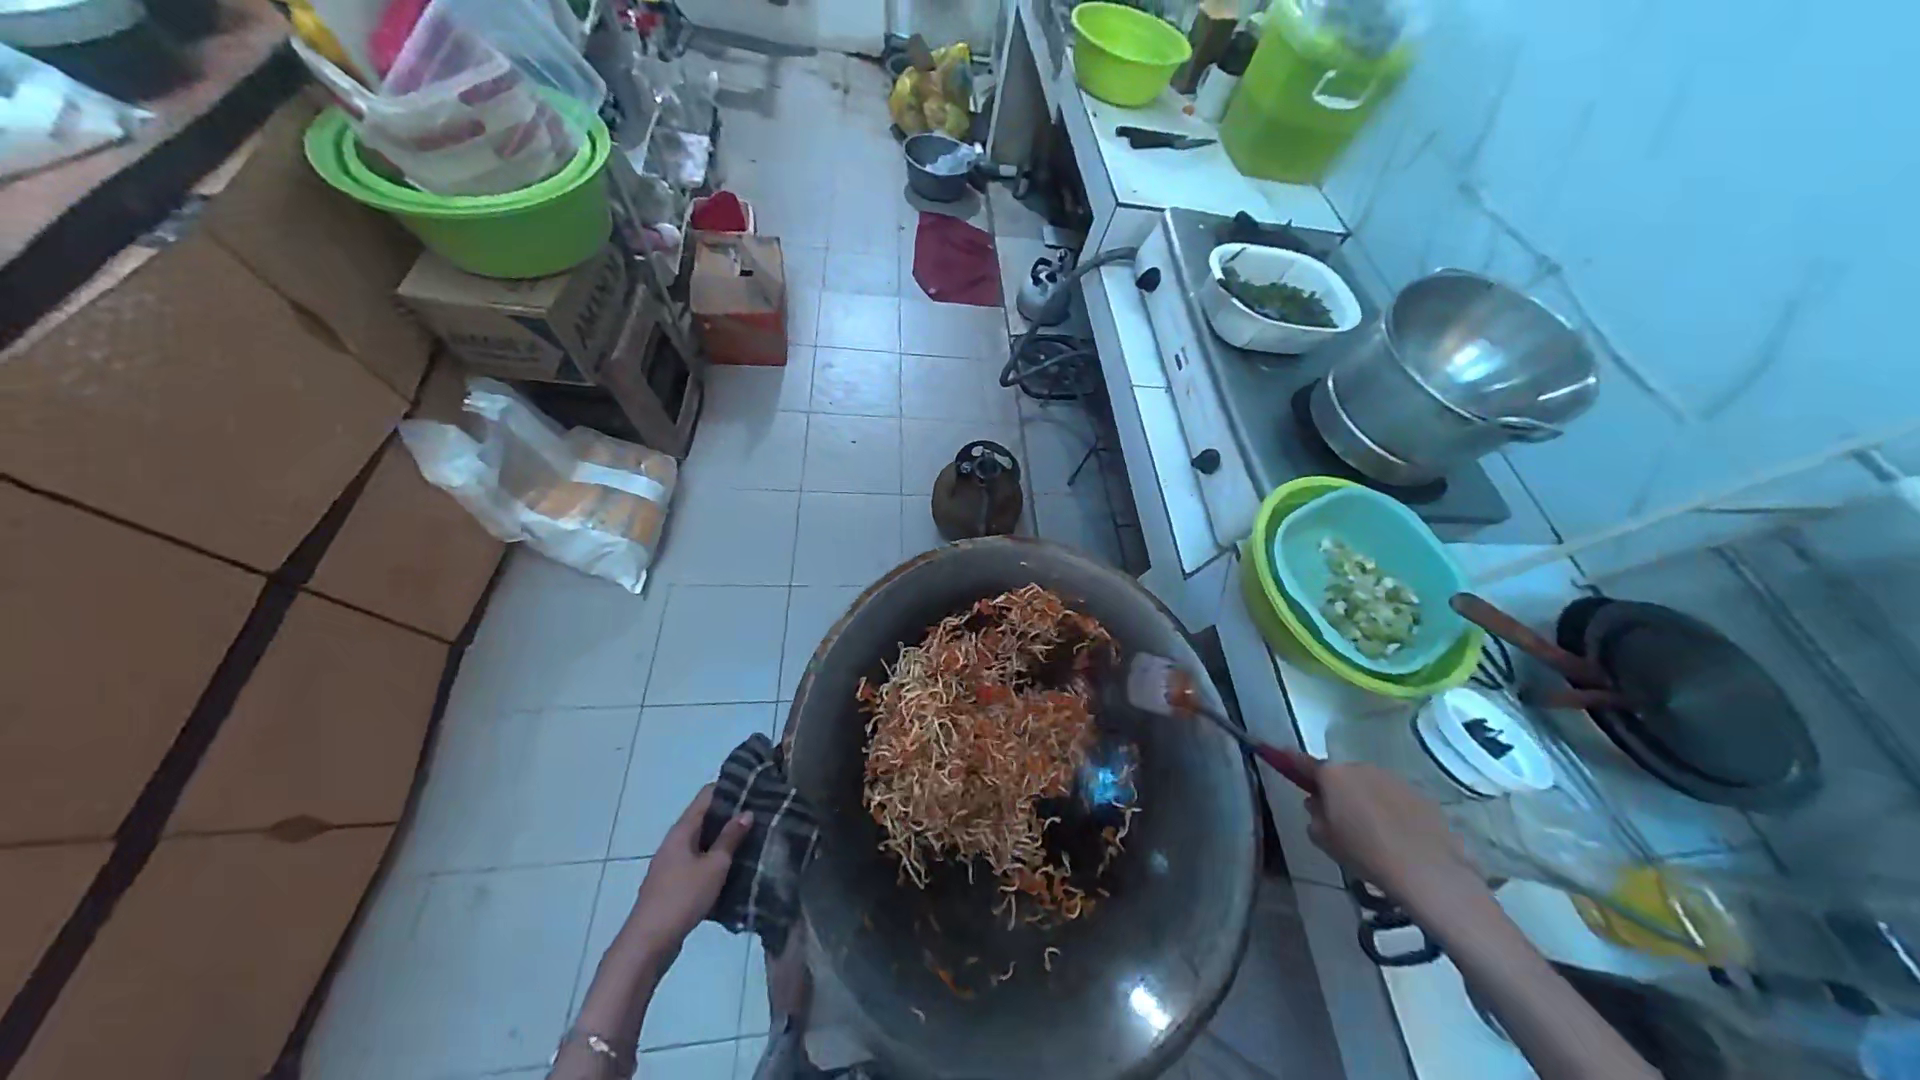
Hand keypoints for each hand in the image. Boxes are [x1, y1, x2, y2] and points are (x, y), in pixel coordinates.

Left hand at [623, 785, 752, 955]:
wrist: (647, 943)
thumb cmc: (682, 897)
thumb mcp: (714, 866)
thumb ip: (730, 838)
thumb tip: (746, 812)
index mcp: (682, 830)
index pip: (707, 795)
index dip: (730, 788)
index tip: (755, 787)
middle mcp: (675, 841)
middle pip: (705, 817)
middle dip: (731, 814)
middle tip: (762, 812)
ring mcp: (672, 863)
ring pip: (702, 841)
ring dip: (724, 838)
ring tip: (754, 836)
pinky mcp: (673, 883)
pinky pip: (699, 860)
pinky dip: (716, 858)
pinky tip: (736, 865)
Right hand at [1271, 749, 1472, 900]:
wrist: (1428, 872)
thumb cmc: (1364, 853)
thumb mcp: (1323, 839)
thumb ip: (1314, 815)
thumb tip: (1320, 805)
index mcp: (1333, 774)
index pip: (1303, 762)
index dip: (1288, 759)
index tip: (1277, 752)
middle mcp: (1362, 768)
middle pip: (1341, 776)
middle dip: (1337, 792)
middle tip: (1339, 822)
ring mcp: (1395, 779)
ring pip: (1370, 786)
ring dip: (1366, 802)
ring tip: (1375, 836)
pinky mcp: (1422, 796)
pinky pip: (1396, 799)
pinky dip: (1393, 812)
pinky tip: (1399, 840)